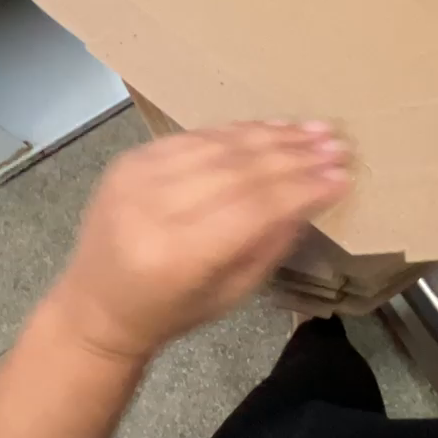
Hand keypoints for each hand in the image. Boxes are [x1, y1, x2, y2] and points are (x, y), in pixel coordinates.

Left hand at [41, 121, 351, 363]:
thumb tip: (316, 193)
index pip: (253, 209)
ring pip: (221, 145)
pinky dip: (242, 130)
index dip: (302, 189)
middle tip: (338, 146)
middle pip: (239, 170)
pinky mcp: (132, 158)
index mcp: (177, 257)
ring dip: (276, 136)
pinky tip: (277, 127)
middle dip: (296, 157)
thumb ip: (273, 241)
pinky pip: (198, 135)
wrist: (95, 306)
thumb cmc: (172, 311)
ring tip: (317, 130)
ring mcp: (137, 178)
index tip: (342, 176)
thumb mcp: (234, 292)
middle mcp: (152, 210)